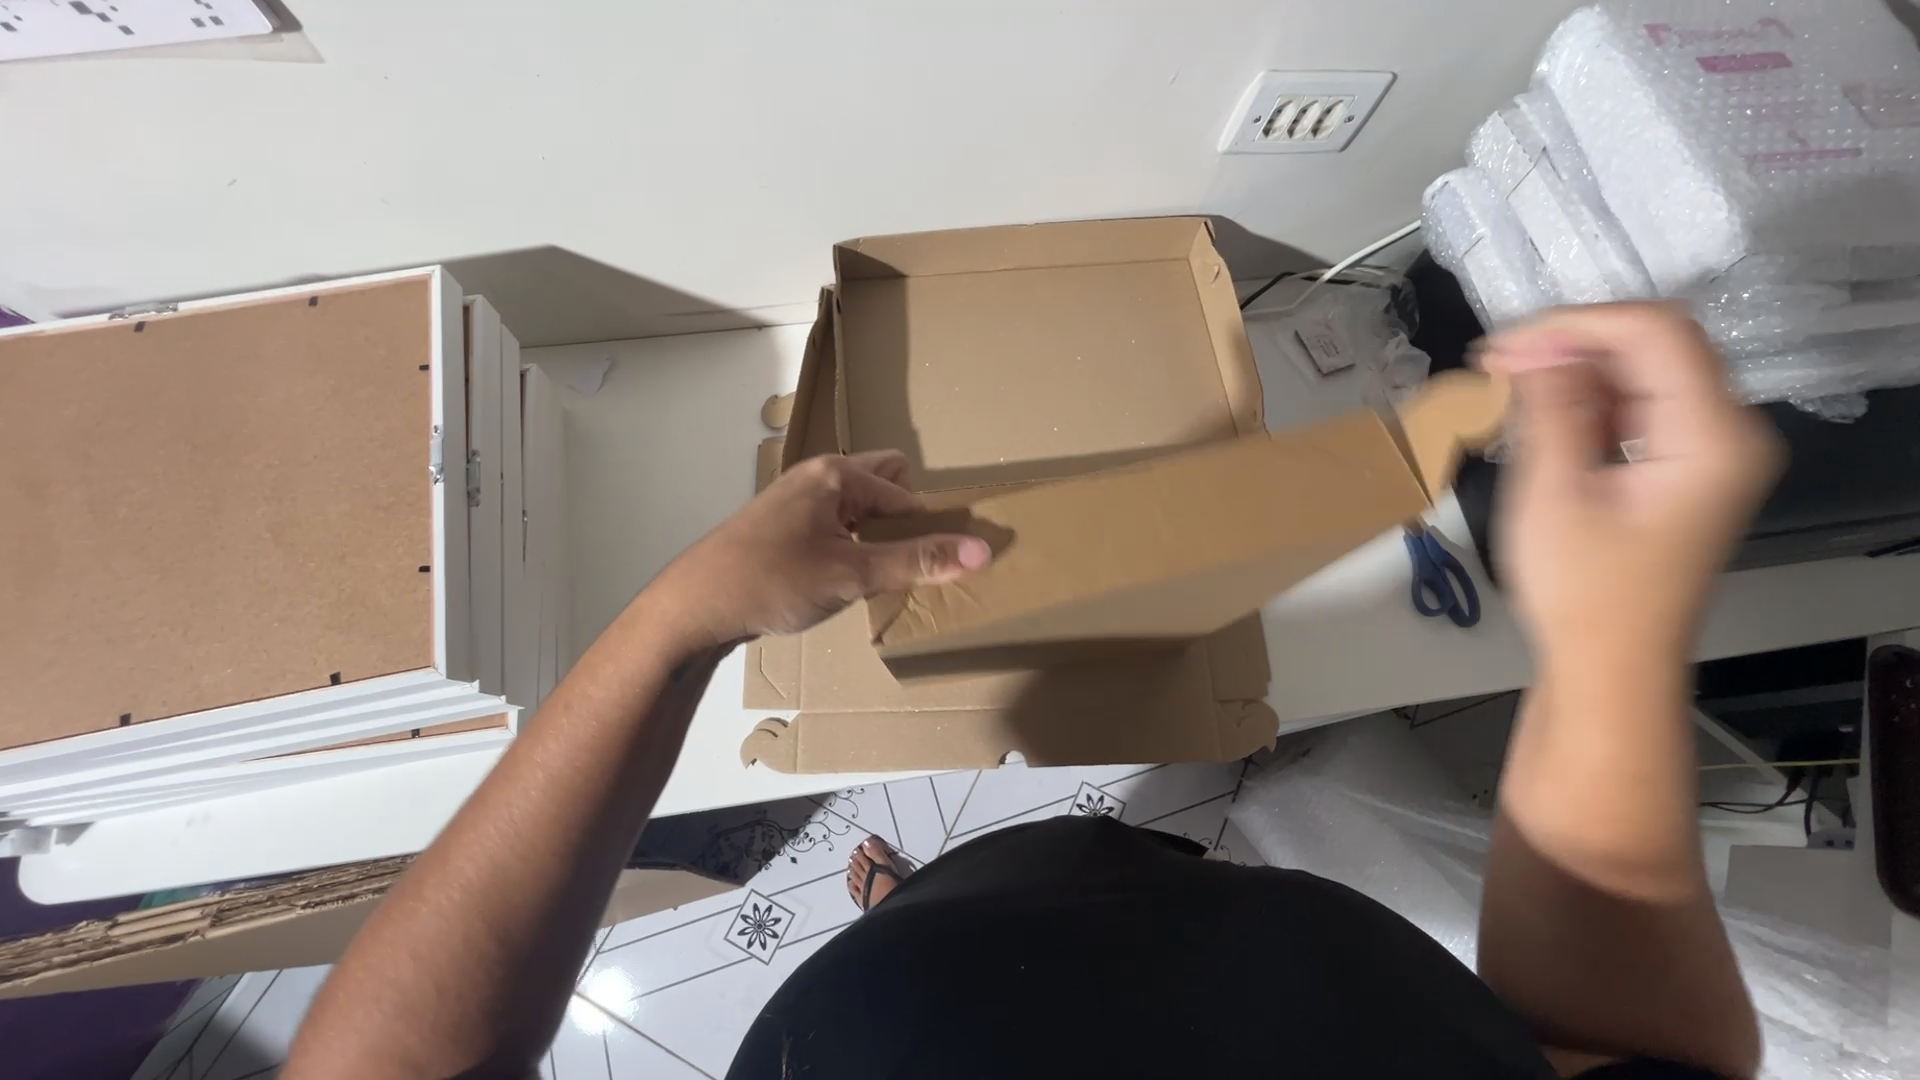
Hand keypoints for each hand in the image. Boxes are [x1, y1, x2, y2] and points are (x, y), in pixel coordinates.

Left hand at [648, 450, 992, 644]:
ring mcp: (796, 499)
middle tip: (899, 562)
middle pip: (883, 484)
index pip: (907, 496)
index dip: (925, 531)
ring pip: (857, 505)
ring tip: (874, 574)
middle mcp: (817, 475)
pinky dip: (849, 543)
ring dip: (874, 534)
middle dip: (901, 520)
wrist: (693, 607)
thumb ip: (917, 561)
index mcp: (836, 474)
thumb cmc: (773, 581)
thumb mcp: (852, 573)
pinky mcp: (782, 524)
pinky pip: (834, 522)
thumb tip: (983, 550)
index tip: (932, 568)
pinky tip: (840, 578)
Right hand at [1481, 303, 1783, 664]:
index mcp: (1710, 437)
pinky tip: (1535, 418)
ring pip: (1640, 374)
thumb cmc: (1581, 589)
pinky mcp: (1677, 468)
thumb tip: (1535, 350)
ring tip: (1503, 388)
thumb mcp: (1553, 495)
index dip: (1574, 325)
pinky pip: (1634, 409)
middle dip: (1569, 344)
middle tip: (1493, 364)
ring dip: (1570, 371)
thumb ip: (1551, 412)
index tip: (1500, 347)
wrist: (1607, 658)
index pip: (1654, 333)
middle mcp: (1725, 432)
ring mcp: (1704, 451)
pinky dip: (1582, 402)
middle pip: (1653, 347)